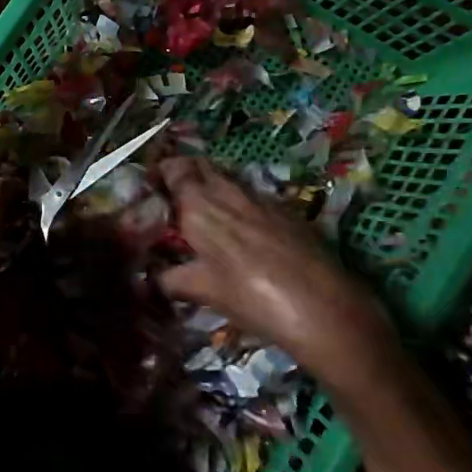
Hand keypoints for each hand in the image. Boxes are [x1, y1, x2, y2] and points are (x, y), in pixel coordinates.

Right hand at [156, 158, 400, 400]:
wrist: (322, 307)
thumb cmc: (250, 297)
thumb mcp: (202, 291)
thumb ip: (170, 280)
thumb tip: (148, 279)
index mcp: (198, 205)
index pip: (173, 170)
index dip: (159, 172)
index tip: (149, 185)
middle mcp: (227, 192)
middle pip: (201, 165)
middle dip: (184, 171)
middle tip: (172, 192)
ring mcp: (260, 198)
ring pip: (227, 177)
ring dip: (211, 182)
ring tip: (202, 206)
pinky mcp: (285, 209)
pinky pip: (251, 193)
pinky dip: (237, 198)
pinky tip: (240, 223)